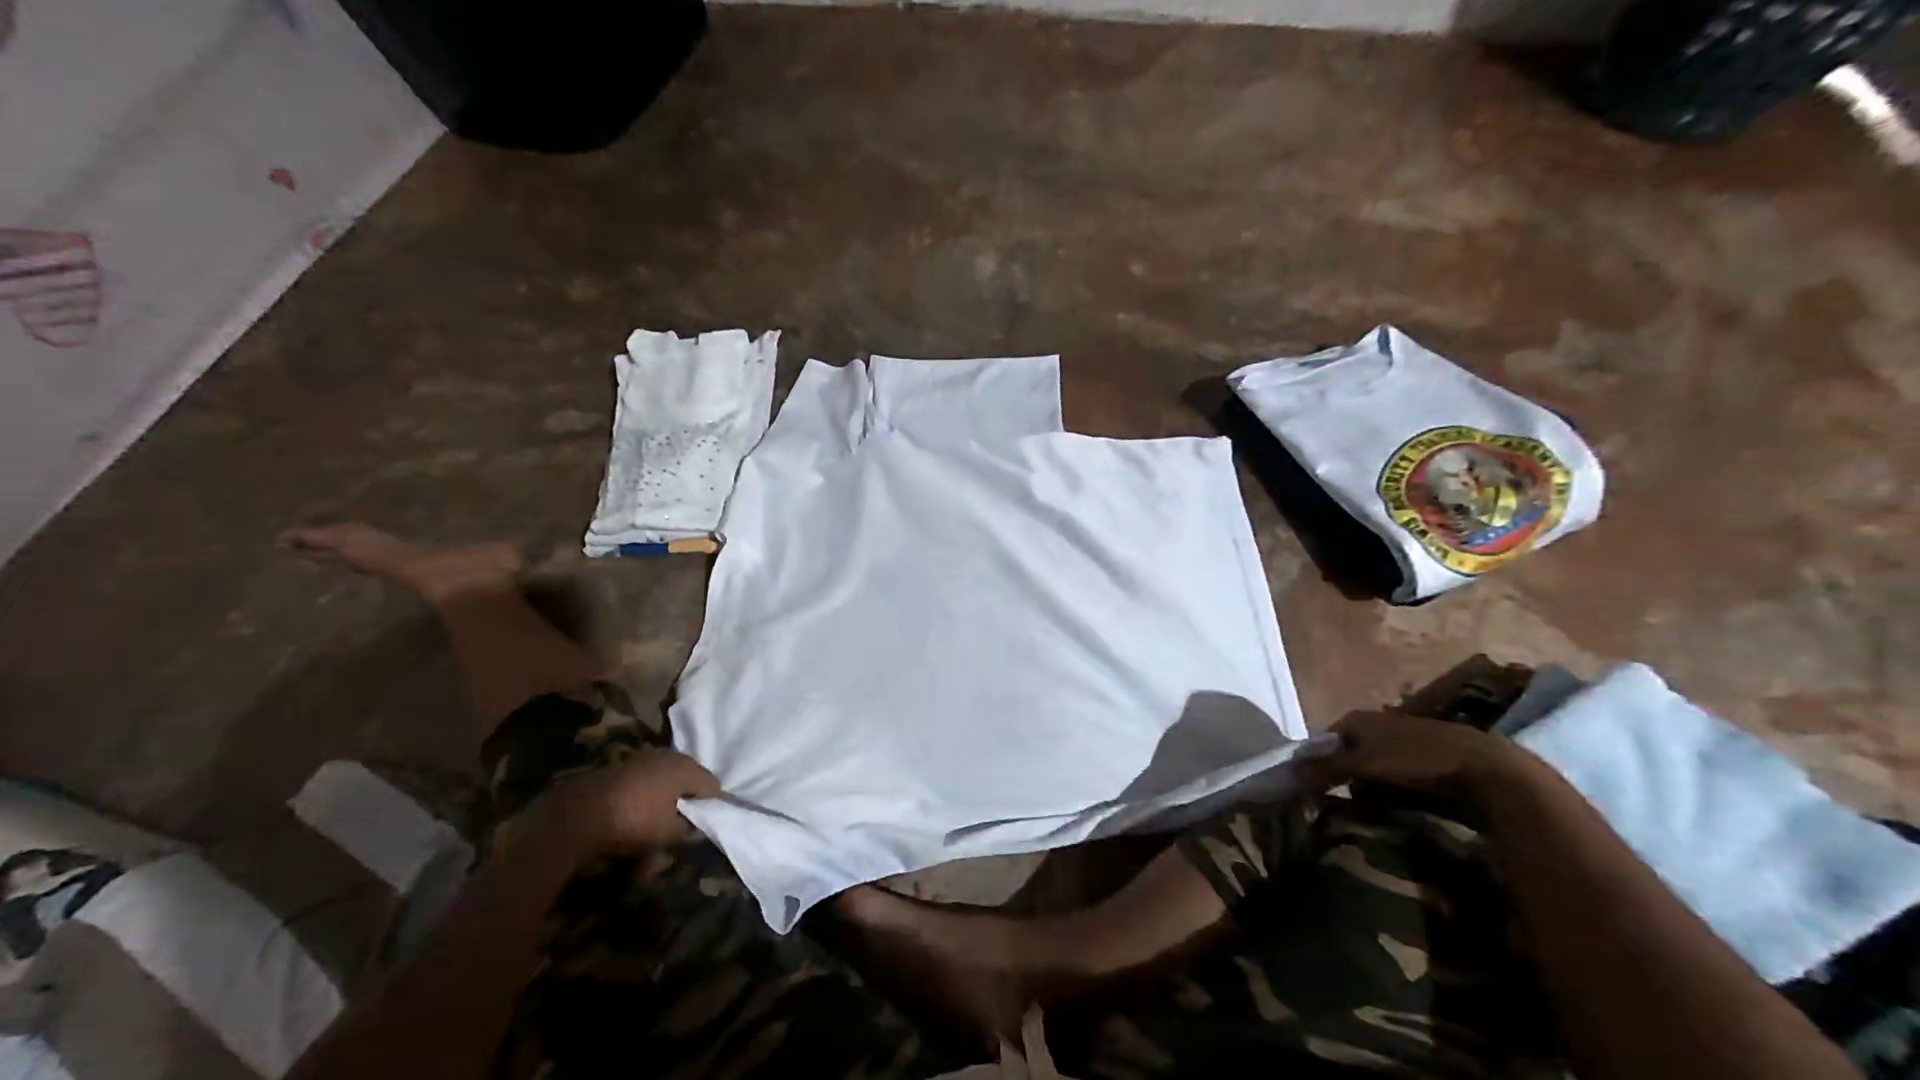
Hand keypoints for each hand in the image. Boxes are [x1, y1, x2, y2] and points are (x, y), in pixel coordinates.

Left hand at [534, 750, 720, 855]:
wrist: (577, 813)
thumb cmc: (632, 821)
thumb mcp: (667, 834)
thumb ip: (687, 829)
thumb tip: (695, 825)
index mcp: (685, 769)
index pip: (711, 783)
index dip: (715, 801)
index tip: (714, 816)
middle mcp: (668, 757)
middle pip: (690, 773)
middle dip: (694, 791)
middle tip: (695, 811)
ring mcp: (643, 758)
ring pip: (668, 772)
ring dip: (672, 788)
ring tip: (671, 807)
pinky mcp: (623, 765)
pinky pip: (649, 775)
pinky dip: (653, 788)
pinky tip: (647, 802)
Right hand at [1308, 711, 1530, 794]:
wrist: (1487, 768)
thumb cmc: (1417, 760)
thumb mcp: (1365, 765)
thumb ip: (1327, 768)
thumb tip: (1289, 773)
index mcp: (1359, 718)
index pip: (1325, 738)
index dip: (1315, 760)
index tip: (1310, 785)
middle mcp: (1379, 722)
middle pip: (1348, 749)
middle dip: (1342, 772)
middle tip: (1337, 800)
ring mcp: (1406, 737)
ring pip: (1373, 761)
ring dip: (1367, 782)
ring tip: (1366, 808)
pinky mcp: (1430, 755)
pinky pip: (1398, 771)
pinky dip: (1391, 786)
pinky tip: (1397, 804)